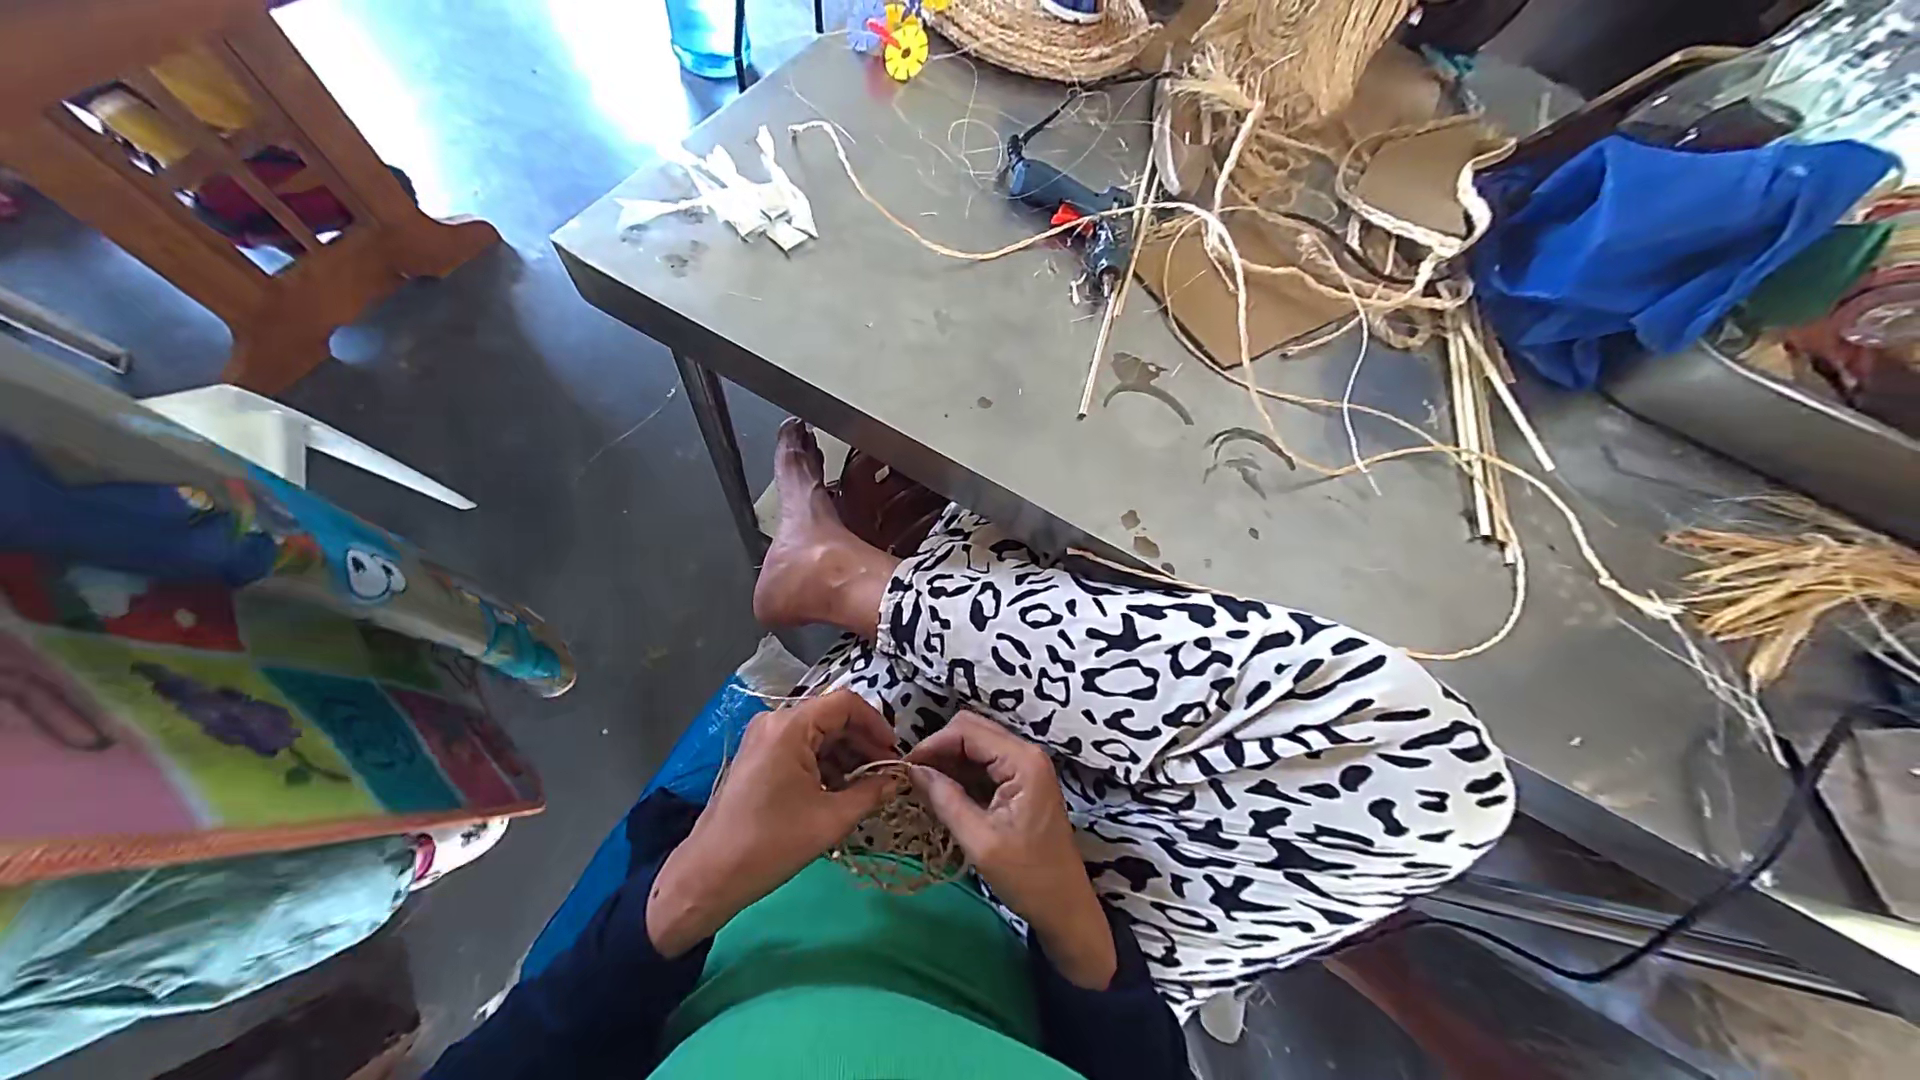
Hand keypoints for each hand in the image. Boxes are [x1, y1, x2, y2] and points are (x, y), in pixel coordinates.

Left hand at [647, 689, 896, 955]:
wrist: (708, 876)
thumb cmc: (770, 843)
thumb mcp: (831, 819)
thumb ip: (870, 793)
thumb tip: (896, 780)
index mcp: (790, 726)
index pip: (846, 704)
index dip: (877, 725)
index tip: (894, 754)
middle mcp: (775, 721)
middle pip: (833, 717)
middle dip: (863, 743)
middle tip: (886, 773)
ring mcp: (764, 738)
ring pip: (819, 734)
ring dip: (846, 755)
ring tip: (867, 786)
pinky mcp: (759, 756)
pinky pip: (802, 748)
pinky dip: (825, 764)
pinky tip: (840, 791)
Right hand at [907, 712, 1116, 989]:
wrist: (1065, 907)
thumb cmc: (1028, 877)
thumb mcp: (980, 841)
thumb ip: (945, 800)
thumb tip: (912, 771)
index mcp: (1022, 760)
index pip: (967, 731)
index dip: (932, 744)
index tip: (904, 767)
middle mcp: (1026, 753)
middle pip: (972, 730)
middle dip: (939, 748)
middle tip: (911, 776)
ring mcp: (1025, 766)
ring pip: (976, 745)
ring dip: (948, 760)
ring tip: (921, 784)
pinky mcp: (1021, 781)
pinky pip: (984, 764)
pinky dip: (961, 773)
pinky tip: (942, 791)